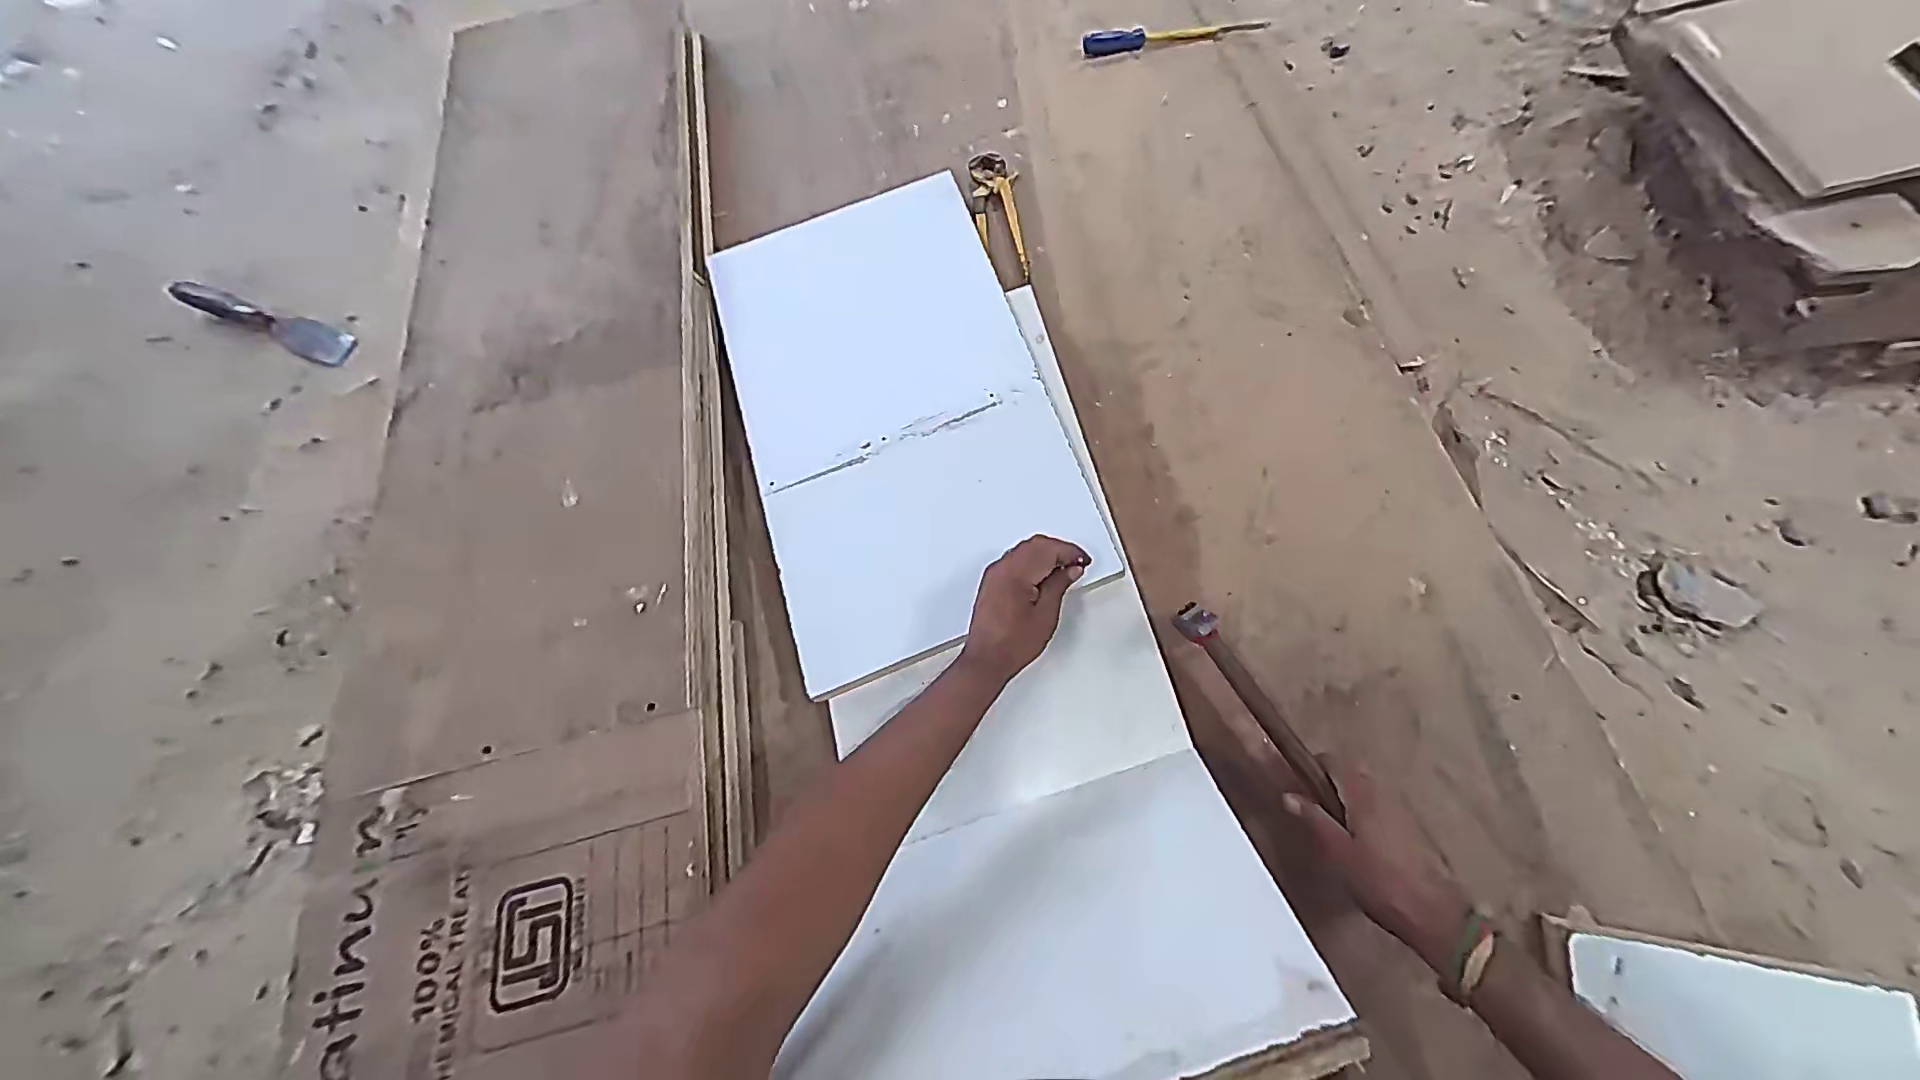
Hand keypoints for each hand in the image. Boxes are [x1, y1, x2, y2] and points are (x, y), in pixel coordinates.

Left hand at [955, 535, 1089, 684]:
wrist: (987, 659)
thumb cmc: (1011, 644)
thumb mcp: (1046, 615)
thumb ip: (1059, 586)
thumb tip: (1070, 570)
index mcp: (1015, 573)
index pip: (1047, 548)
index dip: (1070, 552)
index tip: (1083, 560)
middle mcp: (1001, 569)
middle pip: (1035, 545)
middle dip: (1059, 549)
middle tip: (1077, 563)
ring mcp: (994, 575)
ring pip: (1024, 550)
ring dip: (1046, 554)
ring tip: (1064, 570)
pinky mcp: (991, 582)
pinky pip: (1014, 560)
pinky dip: (1032, 561)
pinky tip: (1044, 575)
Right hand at [1282, 756, 1472, 974]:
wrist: (1438, 917)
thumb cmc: (1380, 881)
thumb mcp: (1337, 851)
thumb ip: (1313, 818)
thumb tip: (1290, 796)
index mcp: (1364, 791)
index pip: (1332, 759)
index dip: (1311, 768)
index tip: (1300, 787)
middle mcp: (1386, 792)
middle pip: (1352, 772)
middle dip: (1331, 785)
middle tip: (1315, 810)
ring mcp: (1405, 810)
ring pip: (1369, 791)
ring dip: (1351, 800)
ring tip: (1337, 829)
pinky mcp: (1417, 829)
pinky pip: (1383, 807)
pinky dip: (1368, 814)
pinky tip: (1364, 844)